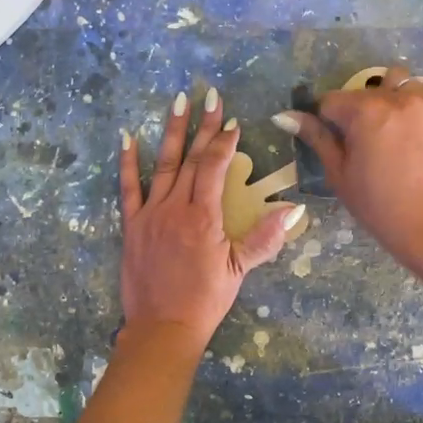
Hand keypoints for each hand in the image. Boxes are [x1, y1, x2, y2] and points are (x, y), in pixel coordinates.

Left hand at [118, 88, 305, 348]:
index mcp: (203, 217)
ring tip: (178, 103)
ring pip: (163, 165)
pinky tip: (128, 137)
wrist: (162, 327)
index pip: (214, 168)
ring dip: (172, 132)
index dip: (223, 142)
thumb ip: (265, 238)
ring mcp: (150, 214)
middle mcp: (175, 207)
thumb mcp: (240, 270)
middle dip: (203, 127)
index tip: (232, 122)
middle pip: (191, 159)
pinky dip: (128, 162)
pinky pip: (128, 187)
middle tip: (210, 96)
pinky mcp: (132, 225)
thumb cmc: (205, 301)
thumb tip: (293, 210)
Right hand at [273, 65, 422, 267]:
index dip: (326, 120)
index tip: (335, 141)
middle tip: (367, 143)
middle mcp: (394, 97)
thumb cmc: (377, 204)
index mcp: (362, 112)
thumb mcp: (338, 172)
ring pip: (402, 80)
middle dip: (359, 111)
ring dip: (394, 96)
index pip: (330, 101)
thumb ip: (316, 137)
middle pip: (364, 90)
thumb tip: (283, 115)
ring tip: (397, 125)